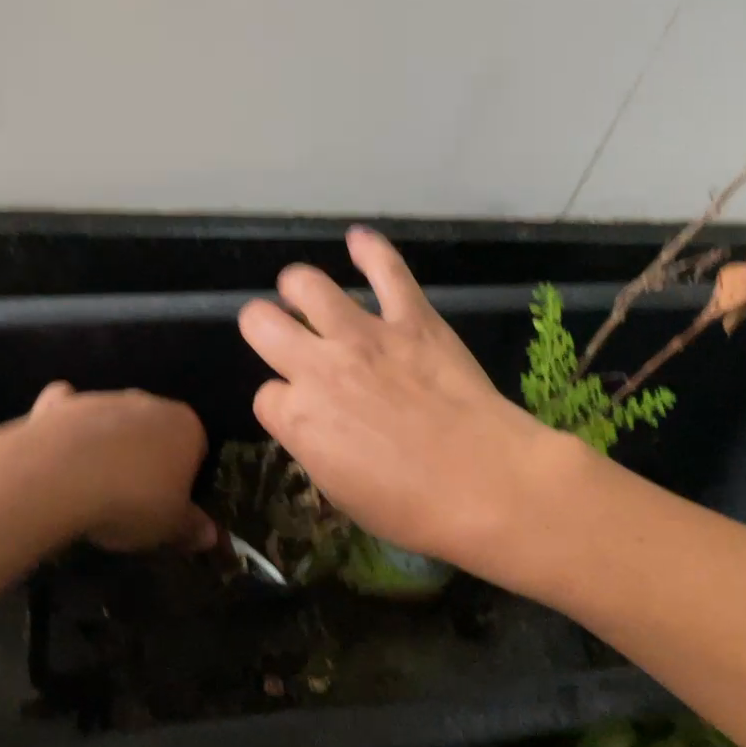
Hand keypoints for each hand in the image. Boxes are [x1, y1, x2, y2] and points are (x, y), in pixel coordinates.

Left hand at [18, 383, 217, 551]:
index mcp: (186, 426)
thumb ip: (192, 528)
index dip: (185, 477)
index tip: (170, 503)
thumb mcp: (169, 527)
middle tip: (133, 495)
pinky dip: (65, 422)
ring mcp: (102, 398)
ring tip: (92, 484)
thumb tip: (211, 535)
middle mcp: (148, 403)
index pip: (197, 448)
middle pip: (155, 429)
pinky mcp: (60, 404)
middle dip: (148, 454)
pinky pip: (67, 409)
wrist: (59, 477)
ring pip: (113, 419)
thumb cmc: (131, 500)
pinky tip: (57, 445)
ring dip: (108, 442)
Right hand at [238, 228, 580, 593]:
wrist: (485, 483)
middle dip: (263, 328)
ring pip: (306, 284)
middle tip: (281, 335)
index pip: (265, 395)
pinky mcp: (412, 318)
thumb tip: (314, 425)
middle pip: (260, 323)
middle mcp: (318, 366)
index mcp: (297, 417)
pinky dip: (370, 249)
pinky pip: (386, 269)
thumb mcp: (342, 492)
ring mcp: (364, 336)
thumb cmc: (412, 507)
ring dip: (298, 288)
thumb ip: (315, 446)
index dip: (281, 402)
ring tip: (304, 294)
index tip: (301, 413)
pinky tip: (358, 239)